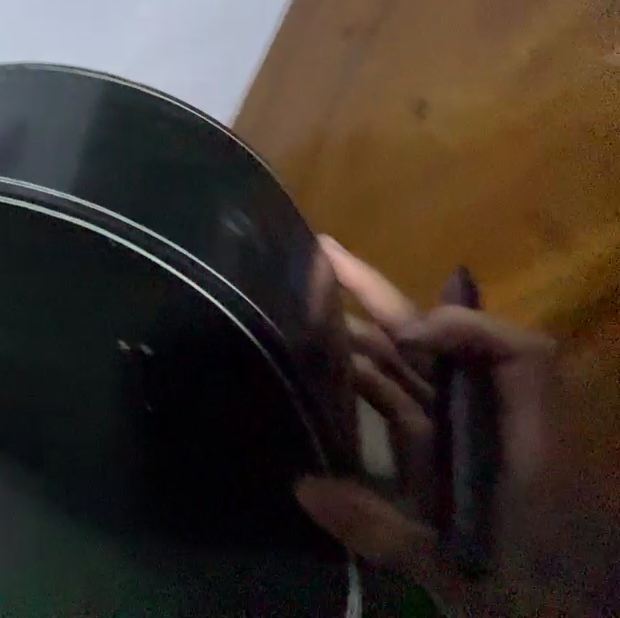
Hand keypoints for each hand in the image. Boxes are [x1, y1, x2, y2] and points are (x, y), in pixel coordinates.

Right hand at [298, 238, 614, 616]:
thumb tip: (303, 487)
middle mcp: (495, 425)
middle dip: (384, 298)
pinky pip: (401, 400)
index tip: (400, 337)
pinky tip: (315, 366)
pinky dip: (360, 377)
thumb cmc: (540, 598)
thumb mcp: (463, 576)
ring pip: (415, 367)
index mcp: (526, 441)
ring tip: (297, 305)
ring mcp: (467, 438)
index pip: (517, 353)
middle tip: (321, 254)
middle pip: (448, 343)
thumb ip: (388, 531)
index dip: (459, 327)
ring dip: (360, 334)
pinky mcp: (443, 457)